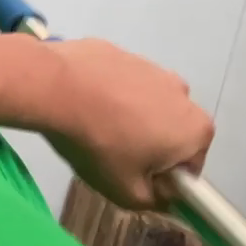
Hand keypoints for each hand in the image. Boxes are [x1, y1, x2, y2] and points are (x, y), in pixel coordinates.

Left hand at [37, 39, 213, 210]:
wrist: (50, 85)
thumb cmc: (97, 143)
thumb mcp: (129, 193)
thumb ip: (155, 199)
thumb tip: (159, 190)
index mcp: (195, 126)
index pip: (188, 162)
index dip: (161, 174)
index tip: (133, 174)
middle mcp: (177, 88)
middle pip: (166, 124)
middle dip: (145, 137)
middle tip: (110, 147)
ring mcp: (141, 61)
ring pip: (139, 96)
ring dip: (123, 108)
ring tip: (89, 119)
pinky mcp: (109, 46)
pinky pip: (111, 74)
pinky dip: (100, 84)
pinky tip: (77, 94)